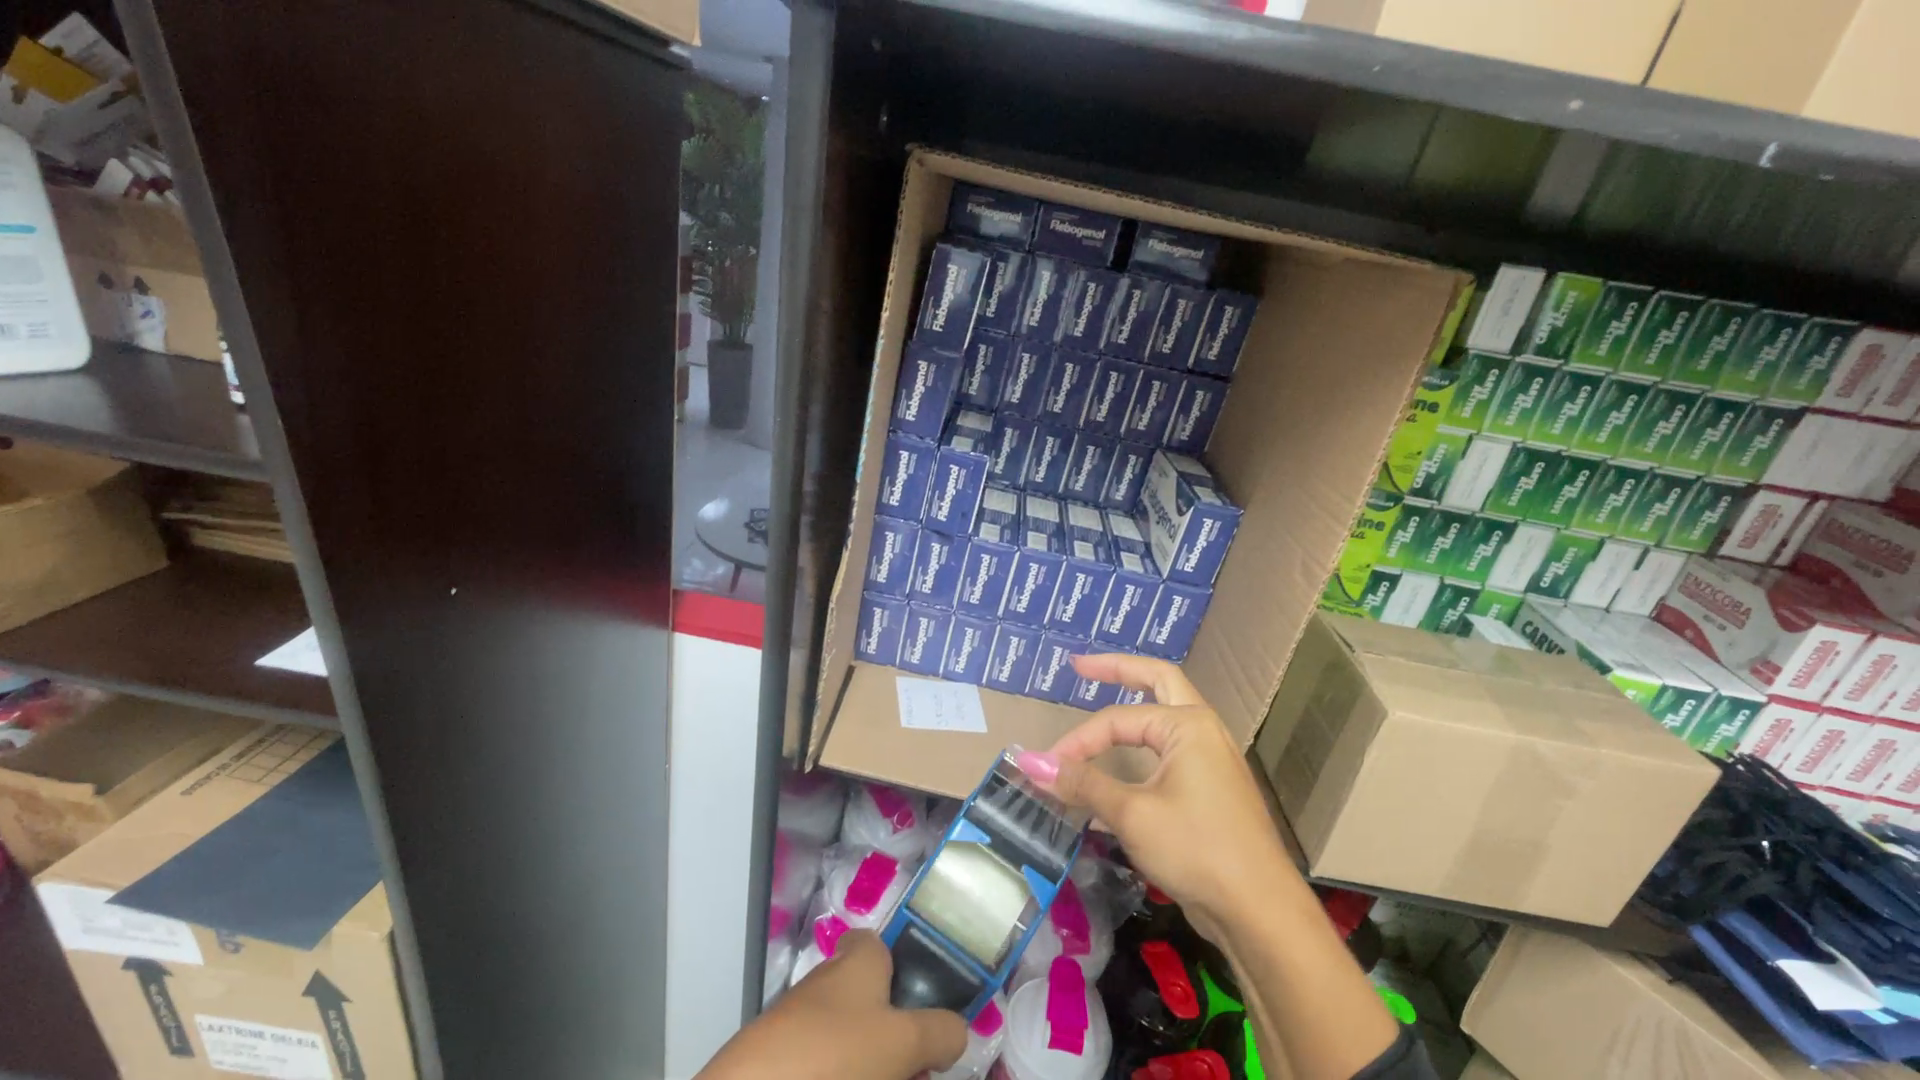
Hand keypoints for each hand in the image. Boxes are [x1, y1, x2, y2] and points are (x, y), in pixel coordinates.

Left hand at [699, 930, 965, 1079]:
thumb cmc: (835, 1053)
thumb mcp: (905, 1042)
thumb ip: (939, 1031)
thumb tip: (956, 1029)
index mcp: (854, 964)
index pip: (872, 941)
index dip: (895, 959)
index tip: (918, 992)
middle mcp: (823, 985)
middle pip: (862, 994)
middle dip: (889, 1022)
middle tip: (916, 1057)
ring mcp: (795, 1025)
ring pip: (841, 1031)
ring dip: (865, 1052)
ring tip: (891, 1075)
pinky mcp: (775, 1060)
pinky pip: (819, 1059)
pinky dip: (837, 1069)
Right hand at [1015, 653, 1301, 933]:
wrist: (1258, 909)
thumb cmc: (1197, 849)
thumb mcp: (1132, 814)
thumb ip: (1081, 783)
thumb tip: (1028, 762)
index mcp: (1189, 725)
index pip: (1117, 720)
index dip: (1077, 741)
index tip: (1045, 768)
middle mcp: (1204, 731)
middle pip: (1158, 683)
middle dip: (1119, 671)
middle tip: (1081, 666)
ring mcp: (1212, 761)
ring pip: (1166, 719)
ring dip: (1135, 705)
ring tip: (1106, 694)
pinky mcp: (1212, 790)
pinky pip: (1170, 752)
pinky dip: (1144, 746)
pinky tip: (1124, 760)